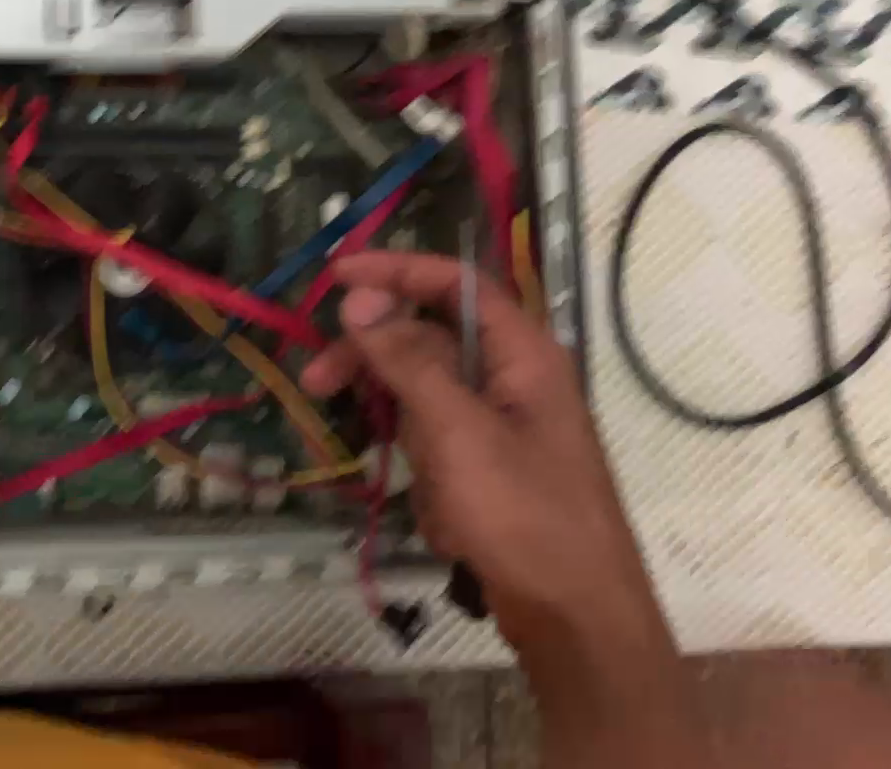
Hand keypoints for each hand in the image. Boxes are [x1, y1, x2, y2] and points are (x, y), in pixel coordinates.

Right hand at [299, 251, 660, 650]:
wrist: (573, 619)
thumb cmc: (522, 514)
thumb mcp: (455, 430)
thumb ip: (406, 358)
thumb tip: (358, 297)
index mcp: (521, 353)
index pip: (454, 284)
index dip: (395, 270)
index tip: (335, 276)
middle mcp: (509, 375)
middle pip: (427, 333)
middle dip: (369, 348)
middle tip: (317, 376)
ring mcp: (494, 418)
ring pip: (420, 381)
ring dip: (379, 397)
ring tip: (349, 435)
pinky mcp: (480, 457)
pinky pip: (428, 426)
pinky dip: (403, 439)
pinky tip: (399, 477)